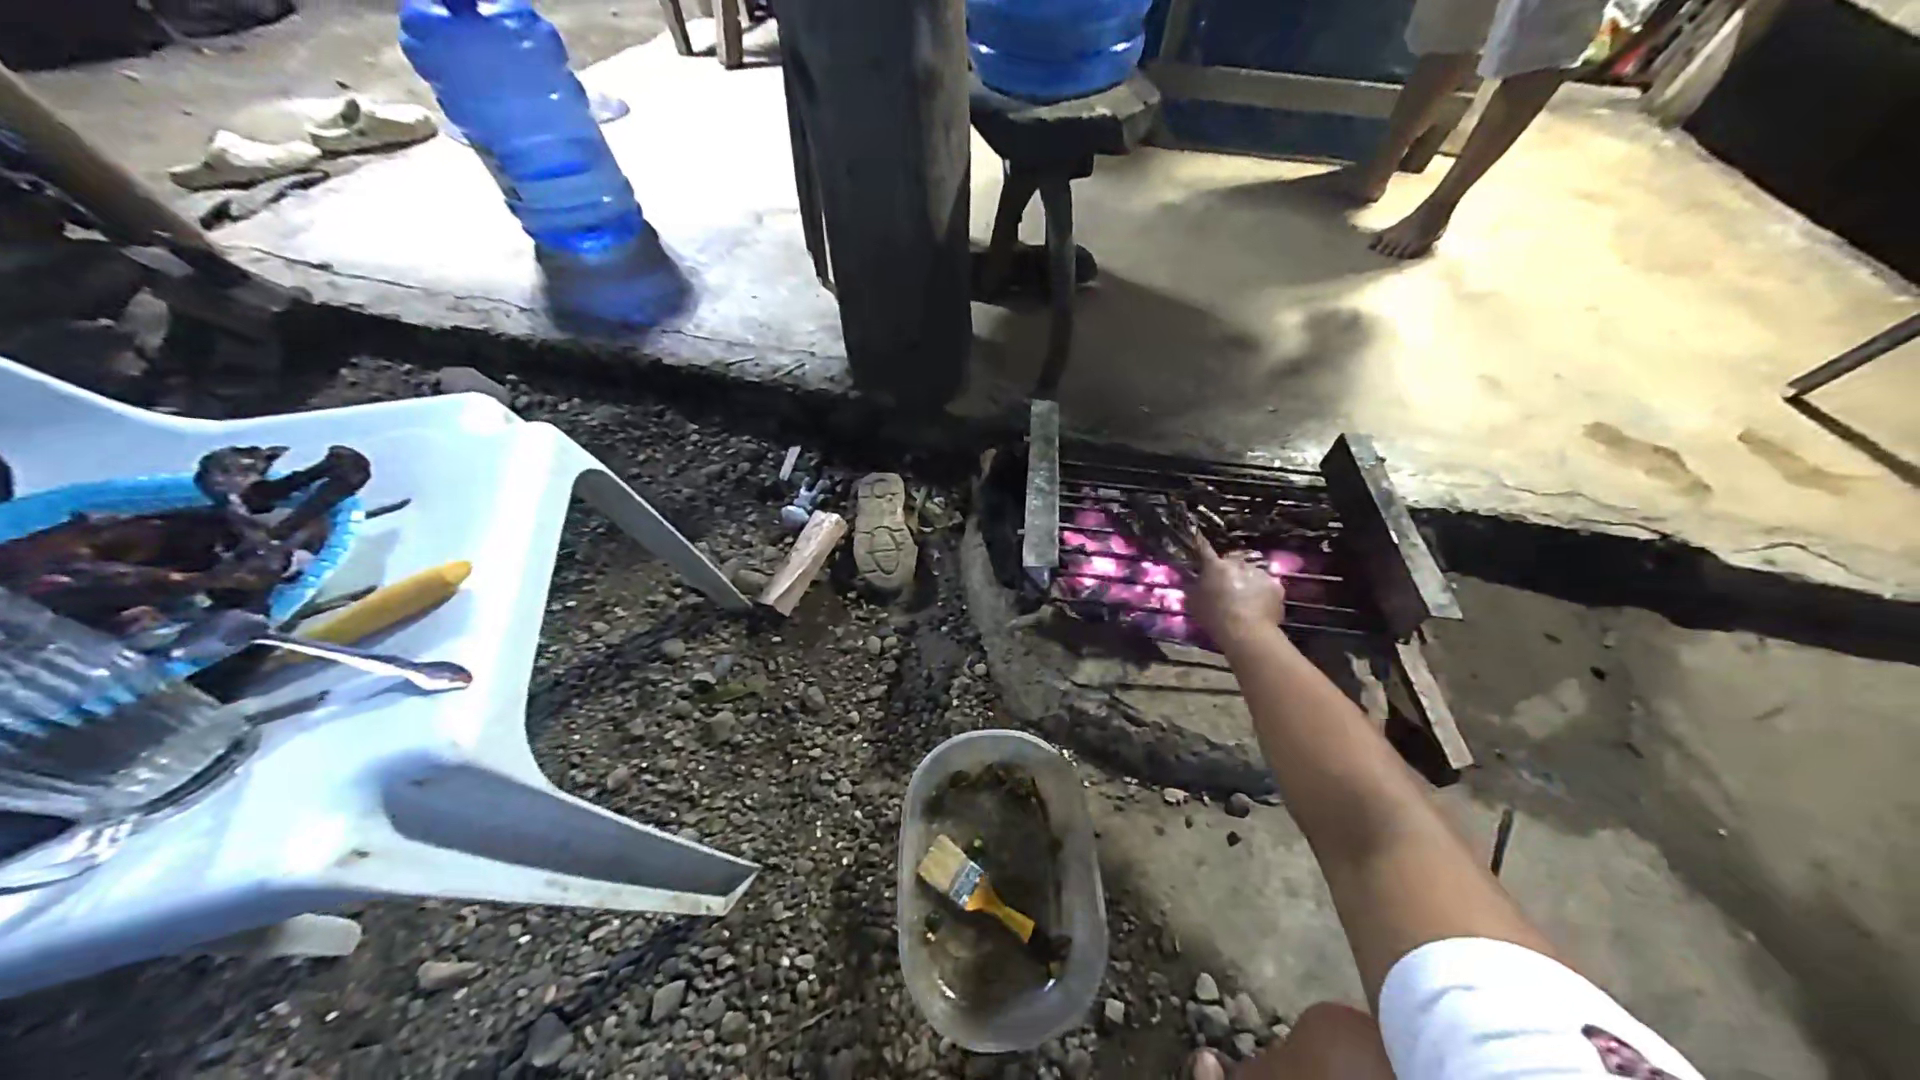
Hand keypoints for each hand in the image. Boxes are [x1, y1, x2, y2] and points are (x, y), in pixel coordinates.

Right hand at [1188, 535, 1285, 647]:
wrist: (1247, 633)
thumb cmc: (1214, 617)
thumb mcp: (1194, 602)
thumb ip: (1193, 586)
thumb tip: (1190, 578)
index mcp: (1216, 566)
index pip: (1204, 548)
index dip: (1200, 540)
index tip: (1197, 532)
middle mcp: (1239, 564)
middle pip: (1232, 561)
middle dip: (1229, 569)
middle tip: (1226, 585)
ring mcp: (1260, 574)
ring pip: (1251, 573)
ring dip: (1247, 581)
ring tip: (1245, 598)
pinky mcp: (1276, 587)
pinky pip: (1266, 586)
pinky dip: (1262, 592)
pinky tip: (1259, 606)